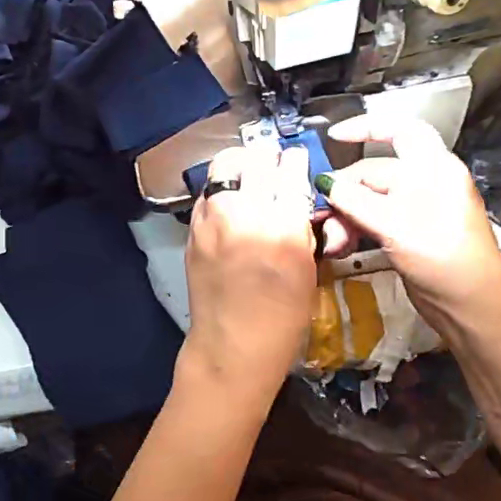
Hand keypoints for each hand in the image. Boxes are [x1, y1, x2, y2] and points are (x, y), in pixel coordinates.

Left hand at [183, 145, 317, 392]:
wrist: (232, 344)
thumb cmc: (282, 316)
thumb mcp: (307, 266)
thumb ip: (299, 225)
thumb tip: (294, 196)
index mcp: (283, 227)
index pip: (290, 172)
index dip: (295, 160)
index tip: (296, 156)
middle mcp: (245, 215)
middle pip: (255, 160)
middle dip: (266, 156)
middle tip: (272, 162)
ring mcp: (212, 221)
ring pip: (223, 169)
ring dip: (239, 167)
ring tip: (248, 176)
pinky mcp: (193, 231)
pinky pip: (206, 195)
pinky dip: (219, 191)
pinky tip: (228, 203)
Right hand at [315, 117, 500, 315]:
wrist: (470, 304)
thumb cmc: (440, 255)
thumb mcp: (392, 223)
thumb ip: (354, 200)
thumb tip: (324, 182)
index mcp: (431, 168)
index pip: (400, 131)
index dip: (367, 128)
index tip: (334, 137)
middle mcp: (424, 183)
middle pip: (372, 174)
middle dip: (343, 195)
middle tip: (321, 221)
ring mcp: (415, 210)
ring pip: (368, 201)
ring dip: (345, 218)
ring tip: (333, 243)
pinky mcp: (408, 234)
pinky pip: (372, 222)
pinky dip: (355, 230)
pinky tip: (342, 247)